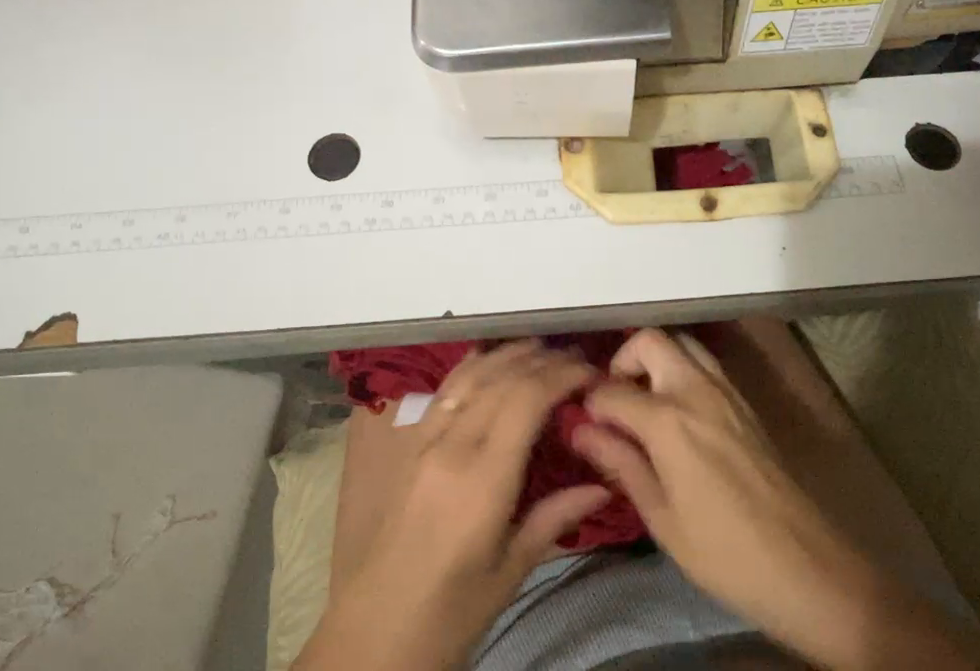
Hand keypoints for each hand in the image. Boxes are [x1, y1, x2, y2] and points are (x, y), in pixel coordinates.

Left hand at [296, 340, 611, 670]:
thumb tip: (604, 485)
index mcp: (483, 479)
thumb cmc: (451, 610)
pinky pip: (441, 393)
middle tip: (575, 359)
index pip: (527, 400)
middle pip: (500, 380)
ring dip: (505, 356)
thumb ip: (555, 518)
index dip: (561, 375)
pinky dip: (469, 368)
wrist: (374, 630)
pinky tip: (485, 362)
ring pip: (467, 377)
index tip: (590, 371)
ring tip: (538, 348)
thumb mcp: (511, 571)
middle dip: (541, 361)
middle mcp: (450, 447)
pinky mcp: (405, 449)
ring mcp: (422, 443)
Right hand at [573, 329, 979, 670]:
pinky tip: (676, 415)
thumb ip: (621, 463)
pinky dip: (683, 371)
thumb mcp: (660, 516)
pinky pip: (707, 366)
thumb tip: (581, 431)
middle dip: (623, 361)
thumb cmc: (723, 552)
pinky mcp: (747, 405)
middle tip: (614, 402)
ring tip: (644, 404)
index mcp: (669, 421)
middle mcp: (697, 391)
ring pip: (683, 345)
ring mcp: (728, 393)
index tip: (580, 424)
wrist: (805, 565)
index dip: (589, 404)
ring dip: (657, 360)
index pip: (612, 390)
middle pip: (651, 341)